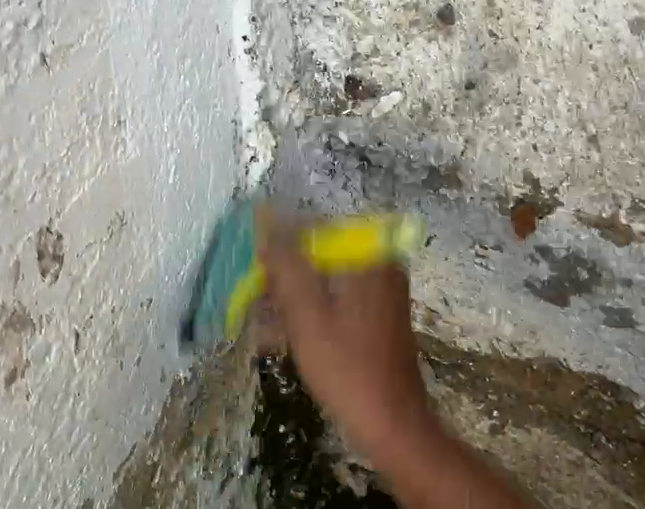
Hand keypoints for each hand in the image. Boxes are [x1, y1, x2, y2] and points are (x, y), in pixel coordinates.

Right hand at [256, 206, 530, 508]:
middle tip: (253, 291)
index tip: (252, 257)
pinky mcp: (373, 315)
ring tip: (259, 315)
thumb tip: (264, 218)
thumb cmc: (347, 368)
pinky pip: (333, 297)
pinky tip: (279, 331)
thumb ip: (284, 262)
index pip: (314, 225)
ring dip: (290, 292)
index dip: (278, 238)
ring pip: (322, 277)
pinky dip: (307, 309)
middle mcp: (378, 266)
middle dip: (282, 270)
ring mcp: (378, 292)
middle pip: (318, 251)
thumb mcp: (305, 313)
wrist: (392, 427)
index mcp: (368, 257)